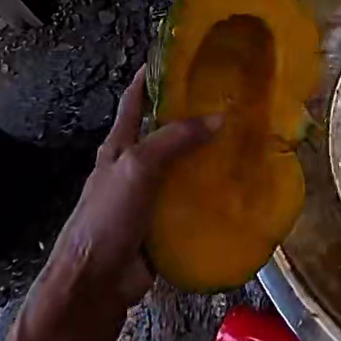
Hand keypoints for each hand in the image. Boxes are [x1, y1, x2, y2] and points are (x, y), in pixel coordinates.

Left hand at [45, 67, 219, 309]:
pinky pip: (189, 206)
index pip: (134, 100)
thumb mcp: (138, 166)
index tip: (178, 57)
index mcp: (119, 145)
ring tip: (244, 145)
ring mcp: (147, 198)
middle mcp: (133, 167)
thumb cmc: (107, 217)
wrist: (96, 282)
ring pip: (181, 170)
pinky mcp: (161, 227)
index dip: (150, 76)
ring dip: (206, 160)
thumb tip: (217, 118)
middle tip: (231, 104)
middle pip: (164, 134)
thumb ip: (174, 140)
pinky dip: (209, 198)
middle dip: (192, 119)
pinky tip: (237, 193)